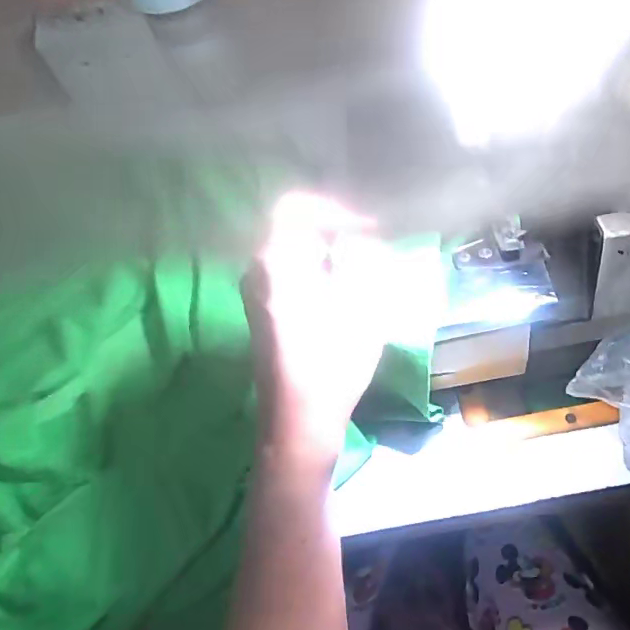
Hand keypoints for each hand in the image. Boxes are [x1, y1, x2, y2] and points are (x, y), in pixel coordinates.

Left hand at [243, 192, 391, 463]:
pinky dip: (320, 277)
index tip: (369, 229)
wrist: (299, 421)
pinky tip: (347, 298)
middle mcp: (257, 272)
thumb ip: (360, 259)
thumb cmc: (332, 363)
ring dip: (331, 258)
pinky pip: (293, 279)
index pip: (296, 208)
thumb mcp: (361, 304)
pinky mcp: (265, 317)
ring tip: (366, 274)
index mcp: (275, 261)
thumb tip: (356, 242)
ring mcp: (257, 296)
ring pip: (295, 257)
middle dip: (337, 235)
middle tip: (372, 250)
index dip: (336, 210)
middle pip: (295, 232)